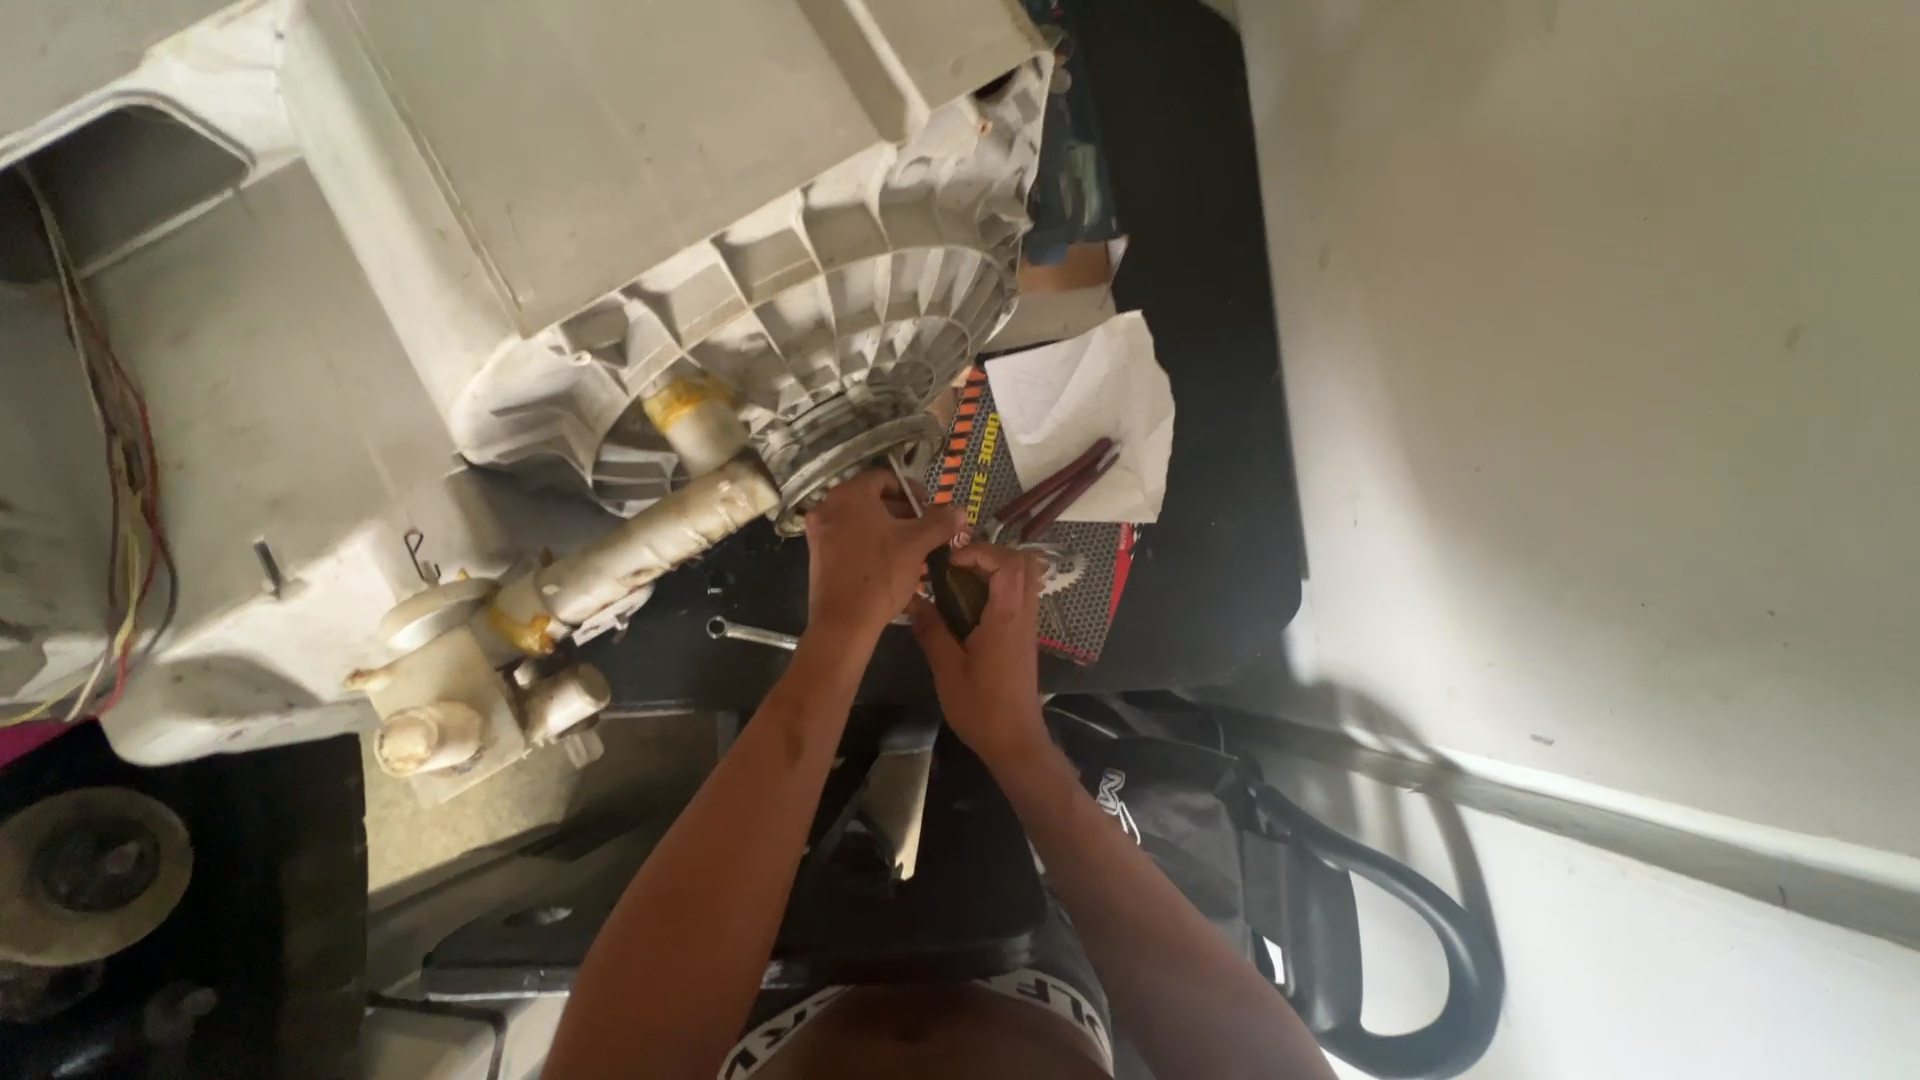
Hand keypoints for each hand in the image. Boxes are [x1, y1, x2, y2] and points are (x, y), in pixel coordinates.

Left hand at [804, 468, 959, 637]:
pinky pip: (847, 538)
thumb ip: (940, 522)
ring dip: (885, 527)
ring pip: (859, 520)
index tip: (927, 505)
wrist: (844, 620)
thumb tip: (961, 511)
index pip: (884, 477)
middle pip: (870, 498)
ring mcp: (819, 531)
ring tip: (909, 546)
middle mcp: (828, 506)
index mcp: (850, 494)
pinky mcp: (817, 554)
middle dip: (899, 510)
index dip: (910, 489)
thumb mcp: (917, 544)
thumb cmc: (881, 573)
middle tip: (922, 526)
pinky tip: (888, 561)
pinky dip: (868, 541)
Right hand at [908, 544, 1048, 765]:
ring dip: (995, 570)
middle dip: (991, 554)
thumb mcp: (947, 670)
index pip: (1008, 563)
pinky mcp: (1024, 637)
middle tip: (957, 565)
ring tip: (959, 582)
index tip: (950, 562)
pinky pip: (1019, 596)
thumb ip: (932, 630)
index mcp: (1007, 618)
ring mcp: (1028, 626)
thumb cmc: (981, 708)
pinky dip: (998, 588)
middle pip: (1024, 562)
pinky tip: (968, 606)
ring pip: (1025, 578)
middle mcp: (1024, 615)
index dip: (980, 552)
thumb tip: (912, 601)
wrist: (1015, 741)